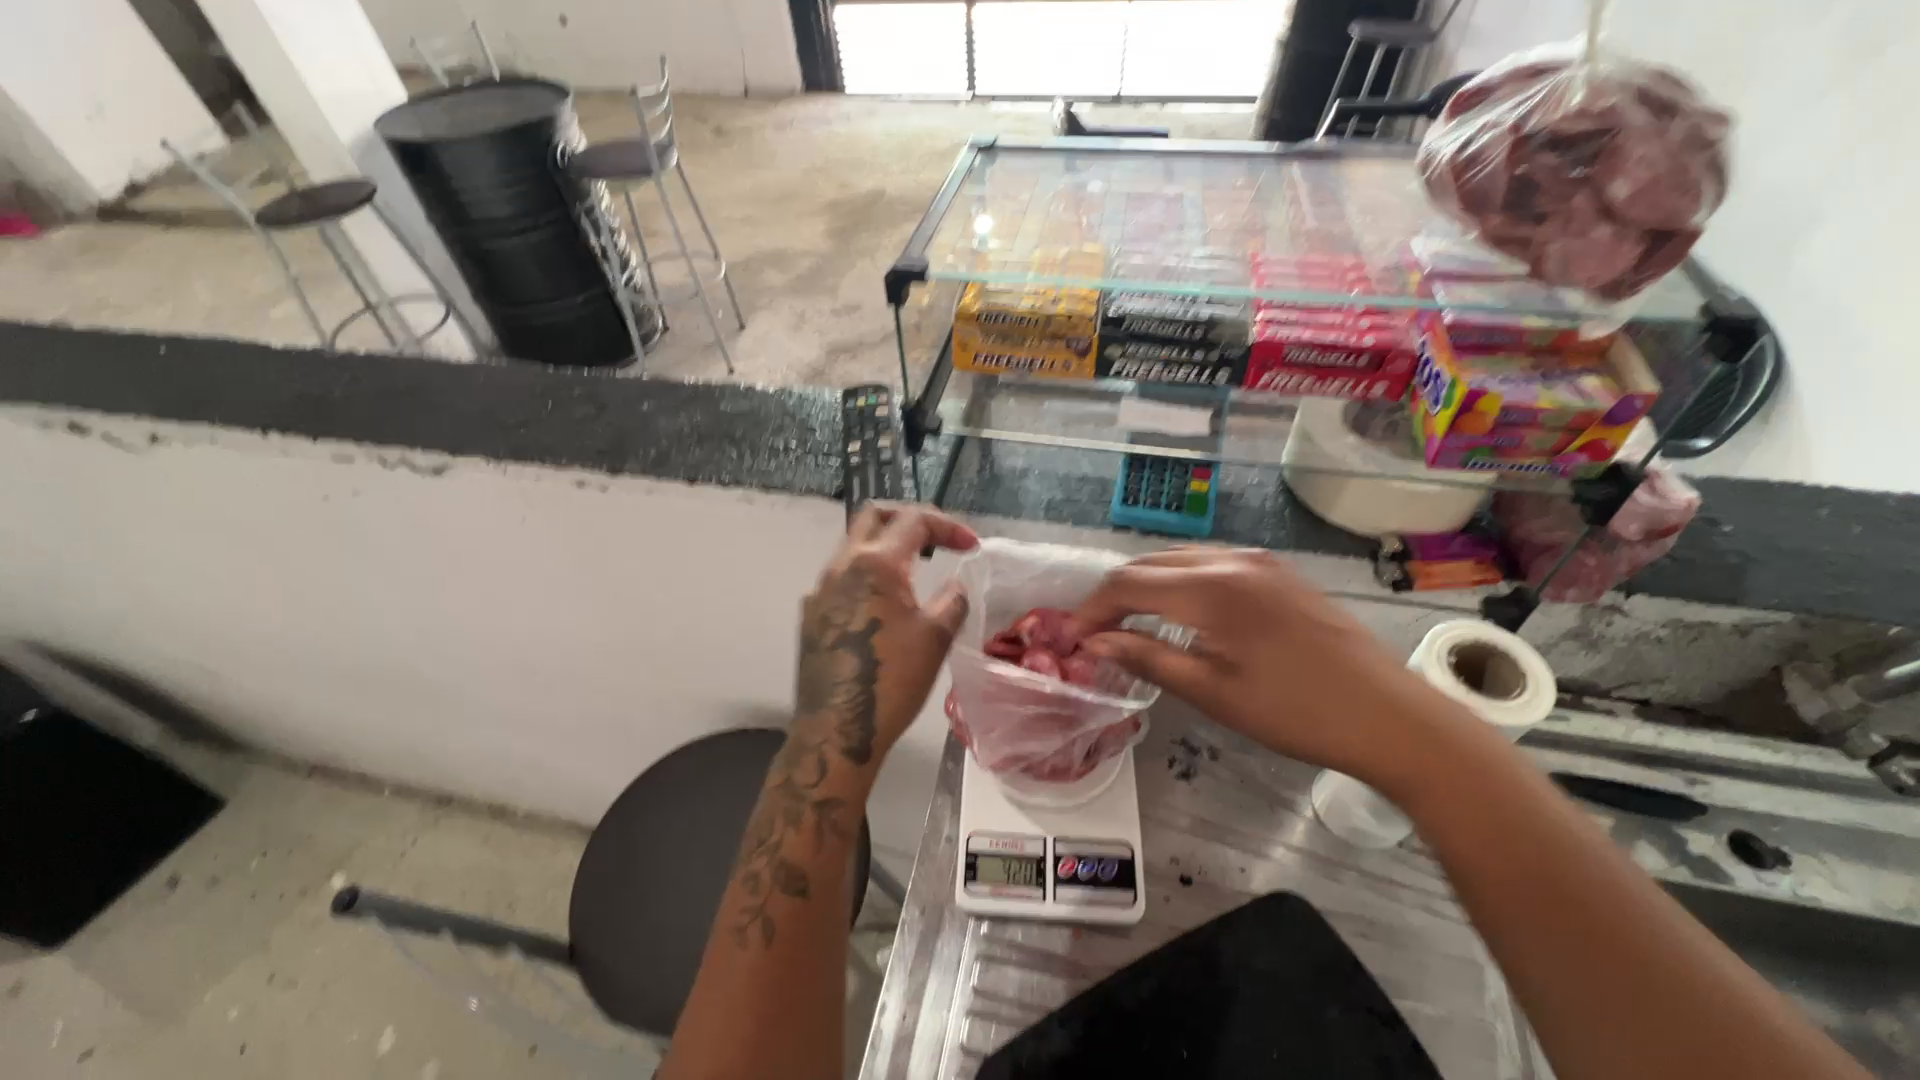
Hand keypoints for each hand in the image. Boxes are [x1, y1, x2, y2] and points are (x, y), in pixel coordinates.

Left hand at [794, 503, 978, 765]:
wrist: (837, 730)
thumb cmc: (893, 681)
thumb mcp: (936, 637)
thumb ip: (952, 599)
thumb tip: (957, 583)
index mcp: (875, 564)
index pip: (914, 520)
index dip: (948, 526)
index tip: (971, 546)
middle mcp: (841, 565)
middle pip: (874, 517)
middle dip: (910, 519)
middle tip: (938, 540)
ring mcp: (820, 589)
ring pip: (854, 545)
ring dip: (887, 546)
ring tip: (917, 569)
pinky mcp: (811, 613)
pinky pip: (842, 577)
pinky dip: (869, 574)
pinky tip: (885, 604)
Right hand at [1072, 548, 1474, 784]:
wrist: (1387, 715)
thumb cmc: (1295, 711)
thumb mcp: (1212, 692)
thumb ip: (1147, 658)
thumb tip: (1094, 642)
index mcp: (1211, 587)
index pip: (1128, 583)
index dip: (1093, 608)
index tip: (1073, 638)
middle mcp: (1232, 559)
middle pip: (1151, 563)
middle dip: (1115, 595)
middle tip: (1096, 633)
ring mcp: (1260, 562)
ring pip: (1180, 561)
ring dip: (1147, 586)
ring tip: (1129, 625)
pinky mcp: (1278, 573)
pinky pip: (1211, 565)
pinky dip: (1181, 584)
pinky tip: (1179, 615)